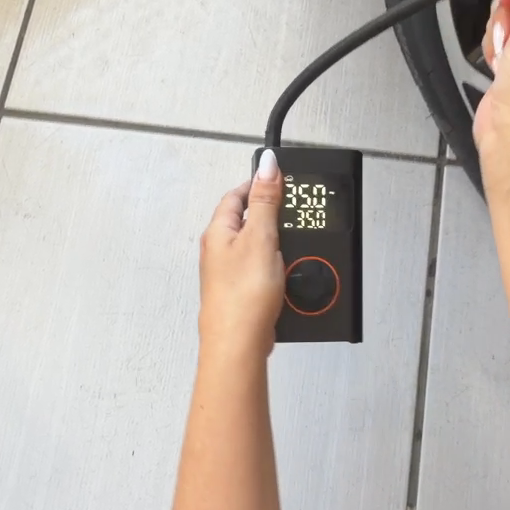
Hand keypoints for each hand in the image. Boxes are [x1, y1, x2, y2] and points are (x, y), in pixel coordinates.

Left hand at [198, 149, 286, 367]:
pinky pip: (261, 270)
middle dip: (270, 215)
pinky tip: (287, 273)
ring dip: (275, 244)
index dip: (257, 185)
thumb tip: (267, 165)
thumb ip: (265, 201)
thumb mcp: (260, 237)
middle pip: (246, 220)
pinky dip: (276, 267)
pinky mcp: (242, 292)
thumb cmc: (242, 296)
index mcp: (218, 231)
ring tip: (291, 246)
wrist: (238, 344)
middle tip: (291, 213)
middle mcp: (219, 251)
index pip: (236, 195)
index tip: (279, 182)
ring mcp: (229, 273)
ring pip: (256, 247)